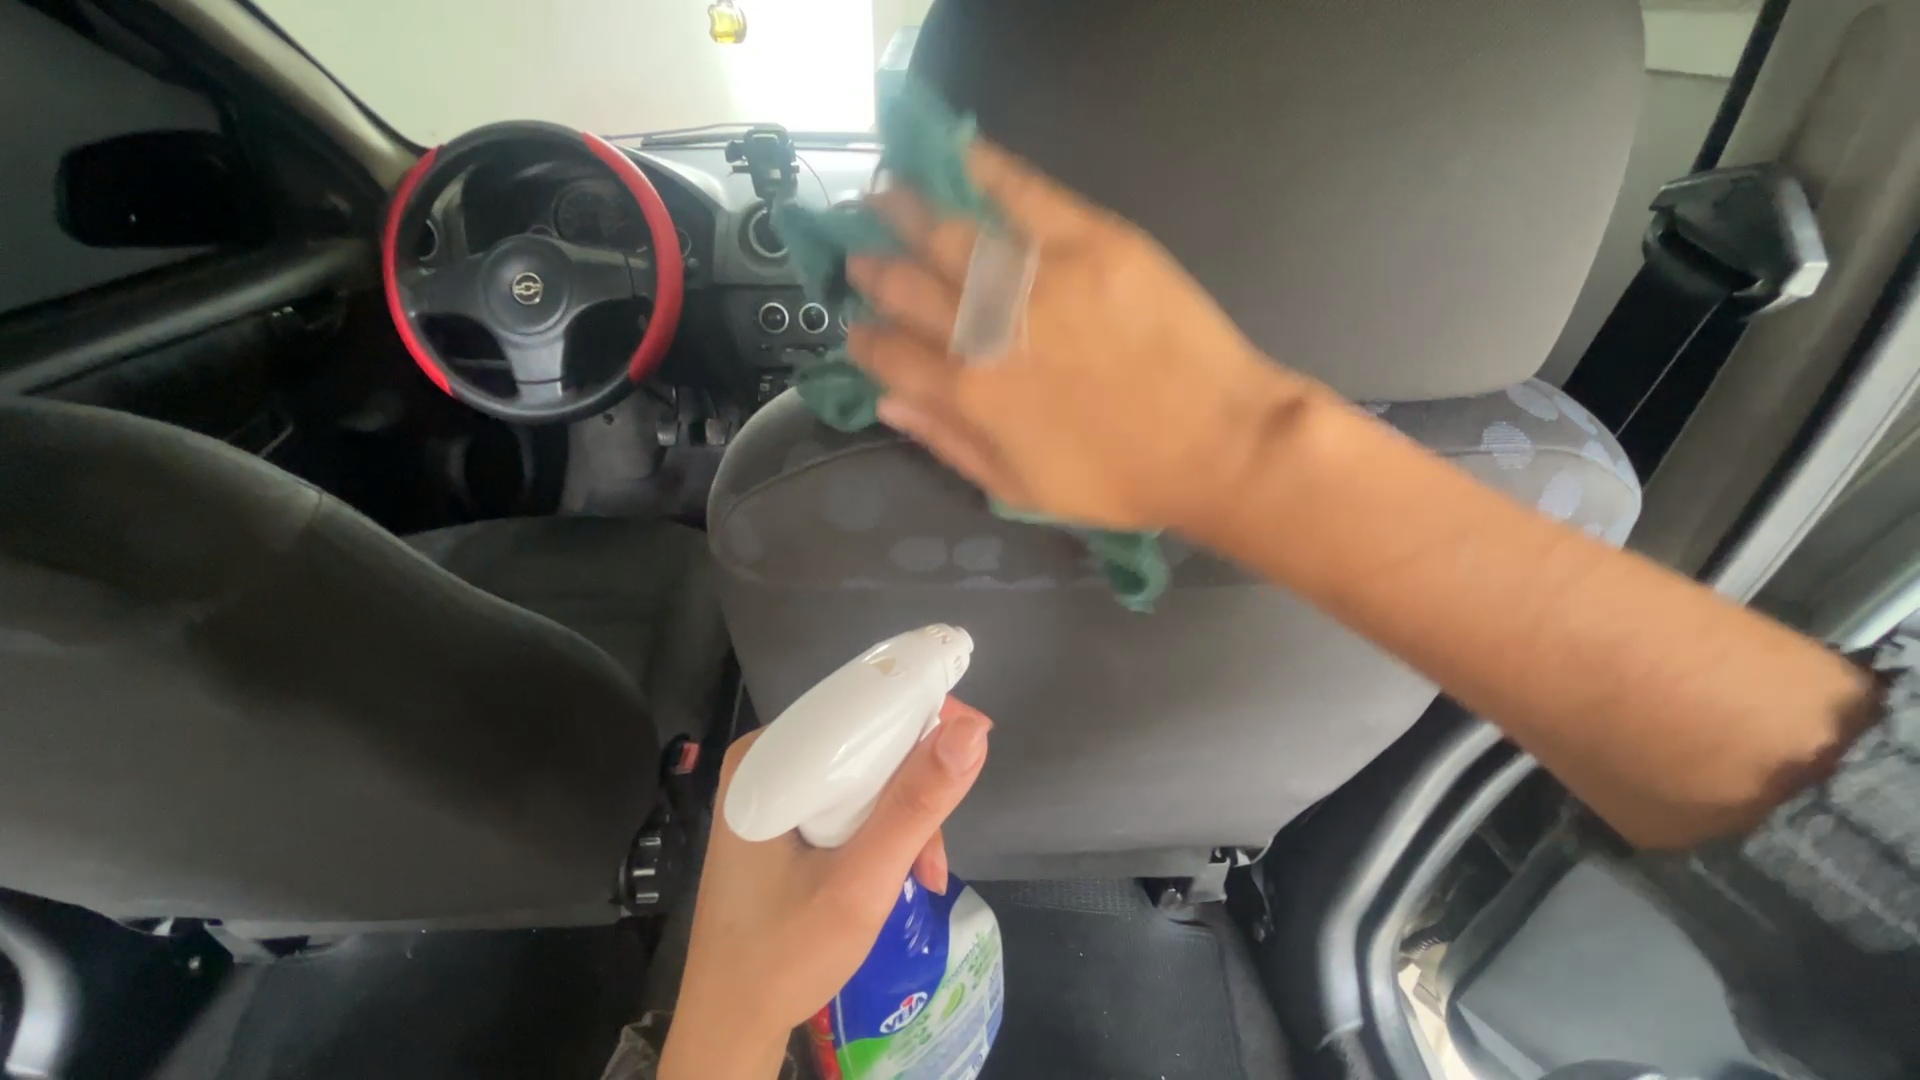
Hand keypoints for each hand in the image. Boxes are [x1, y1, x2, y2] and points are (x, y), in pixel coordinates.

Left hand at [658, 697, 992, 1079]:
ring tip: (927, 872)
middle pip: (864, 741)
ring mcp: (773, 792)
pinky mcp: (783, 821)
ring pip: (863, 774)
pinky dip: (883, 831)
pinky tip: (906, 871)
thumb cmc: (785, 955)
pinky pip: (848, 802)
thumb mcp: (860, 881)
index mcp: (767, 757)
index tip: (976, 738)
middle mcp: (766, 761)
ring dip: (905, 815)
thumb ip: (915, 806)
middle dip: (916, 784)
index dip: (922, 714)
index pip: (858, 705)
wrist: (730, 1026)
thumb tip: (970, 731)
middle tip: (945, 834)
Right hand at [845, 140, 1314, 531]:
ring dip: (904, 211)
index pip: (891, 354)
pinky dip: (981, 169)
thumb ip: (948, 444)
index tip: (855, 328)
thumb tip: (886, 404)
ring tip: (884, 198)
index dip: (864, 340)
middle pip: (909, 286)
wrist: (1217, 443)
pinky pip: (1022, 193)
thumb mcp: (1020, 490)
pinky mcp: (1091, 242)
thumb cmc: (1119, 479)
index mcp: (971, 395)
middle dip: (874, 270)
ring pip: (951, 233)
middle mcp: (990, 331)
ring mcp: (1040, 280)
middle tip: (861, 256)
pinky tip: (951, 154)